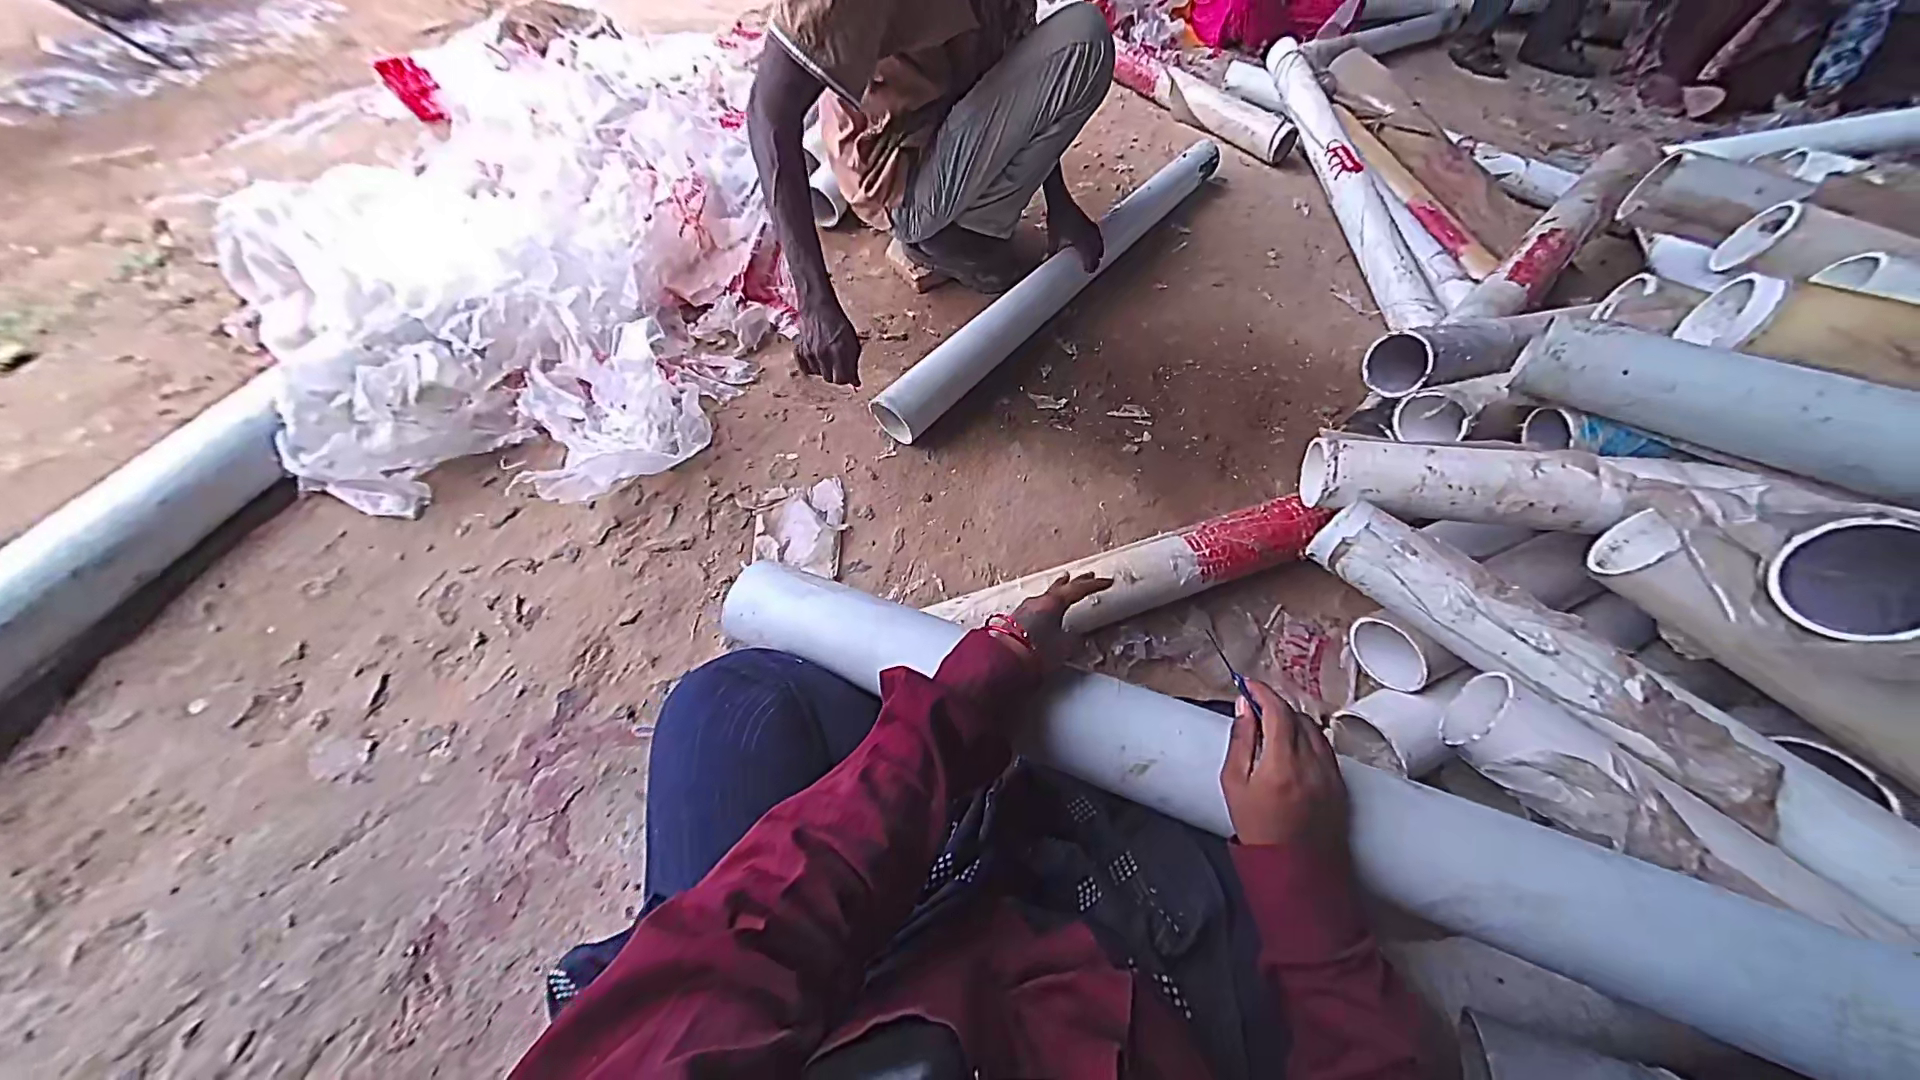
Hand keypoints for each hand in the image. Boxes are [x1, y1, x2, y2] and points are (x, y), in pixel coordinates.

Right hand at [795, 303, 861, 386]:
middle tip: (839, 365)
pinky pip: (806, 368)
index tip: (849, 376)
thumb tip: (856, 383)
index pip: (841, 379)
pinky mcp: (800, 350)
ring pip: (818, 374)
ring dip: (824, 370)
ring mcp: (810, 352)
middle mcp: (823, 353)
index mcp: (838, 350)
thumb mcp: (852, 341)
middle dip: (836, 375)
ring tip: (828, 358)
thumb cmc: (838, 322)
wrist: (818, 306)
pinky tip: (817, 359)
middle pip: (829, 379)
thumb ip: (854, 363)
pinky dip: (812, 367)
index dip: (847, 379)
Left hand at [1003, 573, 1112, 668]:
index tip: (1107, 581)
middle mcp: (1037, 601)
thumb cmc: (1035, 652)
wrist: (1001, 659)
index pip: (1078, 589)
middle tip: (1087, 576)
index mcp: (1052, 603)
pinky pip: (1036, 606)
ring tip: (1065, 585)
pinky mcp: (1014, 619)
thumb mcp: (1063, 648)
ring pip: (1046, 595)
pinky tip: (1047, 609)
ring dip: (1058, 591)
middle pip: (1060, 588)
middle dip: (1075, 582)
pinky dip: (1046, 603)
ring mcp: (1024, 609)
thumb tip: (1077, 638)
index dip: (1094, 585)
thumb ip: (1073, 640)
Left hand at [1046, 197, 1103, 273]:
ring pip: (1099, 242)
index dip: (1090, 265)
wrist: (1060, 199)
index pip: (1089, 256)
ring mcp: (1090, 227)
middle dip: (1095, 260)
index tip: (1088, 272)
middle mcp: (1088, 234)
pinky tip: (1097, 243)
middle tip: (1092, 269)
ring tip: (1097, 258)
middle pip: (1096, 250)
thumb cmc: (1056, 217)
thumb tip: (1046, 261)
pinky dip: (1098, 241)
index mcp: (1080, 240)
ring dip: (1098, 251)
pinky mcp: (1089, 221)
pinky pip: (1097, 234)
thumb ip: (1052, 250)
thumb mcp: (1052, 237)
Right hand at [1221, 679, 1350, 858]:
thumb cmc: (1258, 829)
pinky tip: (1291, 748)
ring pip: (1313, 730)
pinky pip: (1325, 748)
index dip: (1262, 692)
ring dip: (1292, 720)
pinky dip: (1307, 738)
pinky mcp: (1341, 785)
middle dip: (1274, 705)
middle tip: (1254, 707)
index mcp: (1282, 764)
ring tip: (1271, 727)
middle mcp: (1312, 765)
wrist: (1295, 870)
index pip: (1278, 711)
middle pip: (1296, 716)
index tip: (1248, 685)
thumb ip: (1240, 740)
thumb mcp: (1233, 782)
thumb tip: (1245, 708)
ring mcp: (1330, 774)